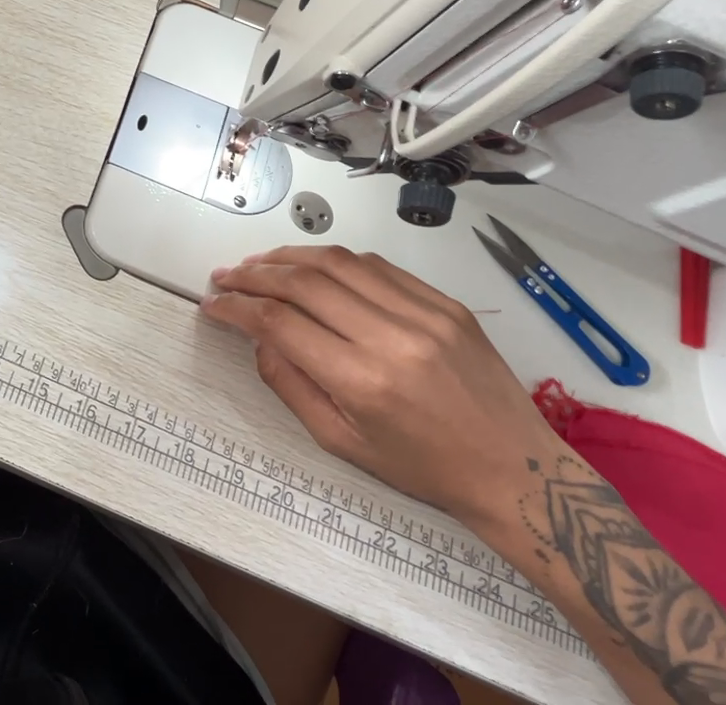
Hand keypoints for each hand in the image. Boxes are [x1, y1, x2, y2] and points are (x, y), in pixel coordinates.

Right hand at [201, 246, 560, 527]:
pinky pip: (378, 266)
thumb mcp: (340, 441)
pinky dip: (336, 260)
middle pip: (304, 282)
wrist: (514, 468)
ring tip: (260, 264)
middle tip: (225, 276)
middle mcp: (393, 338)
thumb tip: (258, 340)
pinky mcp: (446, 304)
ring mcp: (425, 314)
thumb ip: (290, 386)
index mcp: (363, 381)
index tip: (212, 304)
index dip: (236, 308)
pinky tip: (313, 267)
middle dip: (253, 274)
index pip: (279, 323)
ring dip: (289, 257)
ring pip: (340, 262)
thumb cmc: (422, 467)